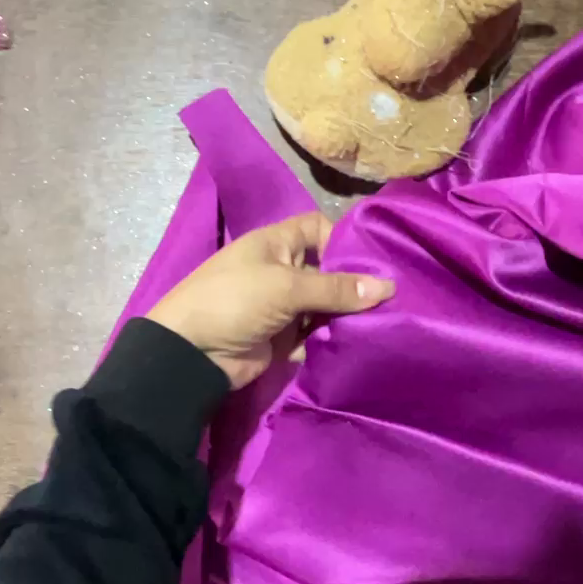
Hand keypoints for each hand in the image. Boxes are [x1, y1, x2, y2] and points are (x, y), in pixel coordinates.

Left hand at [147, 212, 393, 388]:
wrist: (192, 354)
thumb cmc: (235, 301)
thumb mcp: (287, 287)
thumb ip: (337, 288)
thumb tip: (388, 287)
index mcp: (276, 244)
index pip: (318, 229)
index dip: (343, 241)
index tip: (372, 261)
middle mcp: (281, 270)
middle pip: (327, 271)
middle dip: (355, 285)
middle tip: (391, 299)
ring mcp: (282, 306)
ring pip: (324, 306)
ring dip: (346, 316)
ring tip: (382, 323)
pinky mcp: (283, 338)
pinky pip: (315, 335)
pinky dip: (331, 339)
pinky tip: (359, 344)